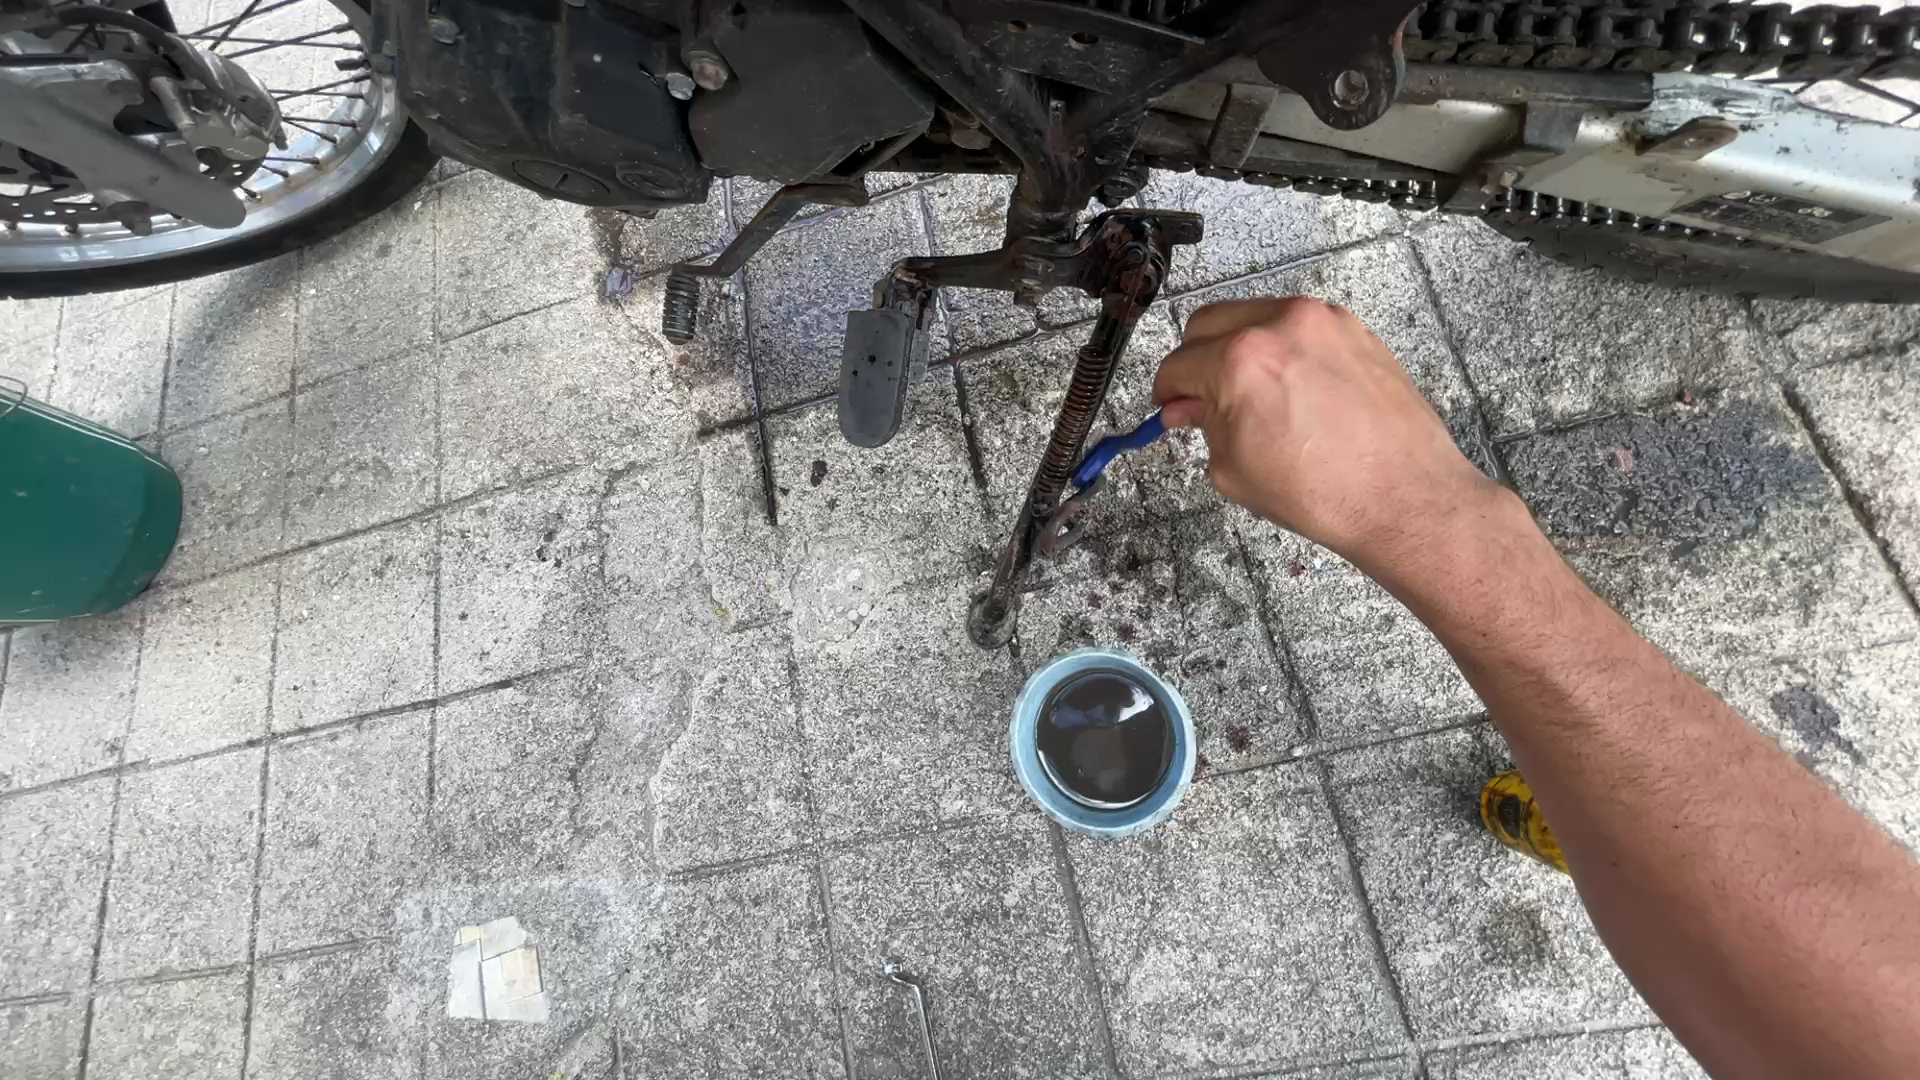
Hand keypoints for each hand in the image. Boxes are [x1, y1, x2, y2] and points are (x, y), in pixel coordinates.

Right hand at [1152, 295, 1507, 572]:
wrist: (1401, 495)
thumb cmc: (1320, 491)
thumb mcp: (1232, 467)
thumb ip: (1202, 425)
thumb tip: (1186, 408)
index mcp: (1238, 361)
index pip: (1177, 365)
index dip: (1165, 392)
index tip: (1169, 407)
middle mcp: (1278, 325)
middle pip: (1205, 324)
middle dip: (1193, 360)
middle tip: (1199, 398)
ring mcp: (1320, 320)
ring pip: (1250, 316)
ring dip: (1233, 348)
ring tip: (1247, 394)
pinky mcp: (1351, 328)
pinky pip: (1293, 324)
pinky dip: (1277, 347)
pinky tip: (1287, 388)